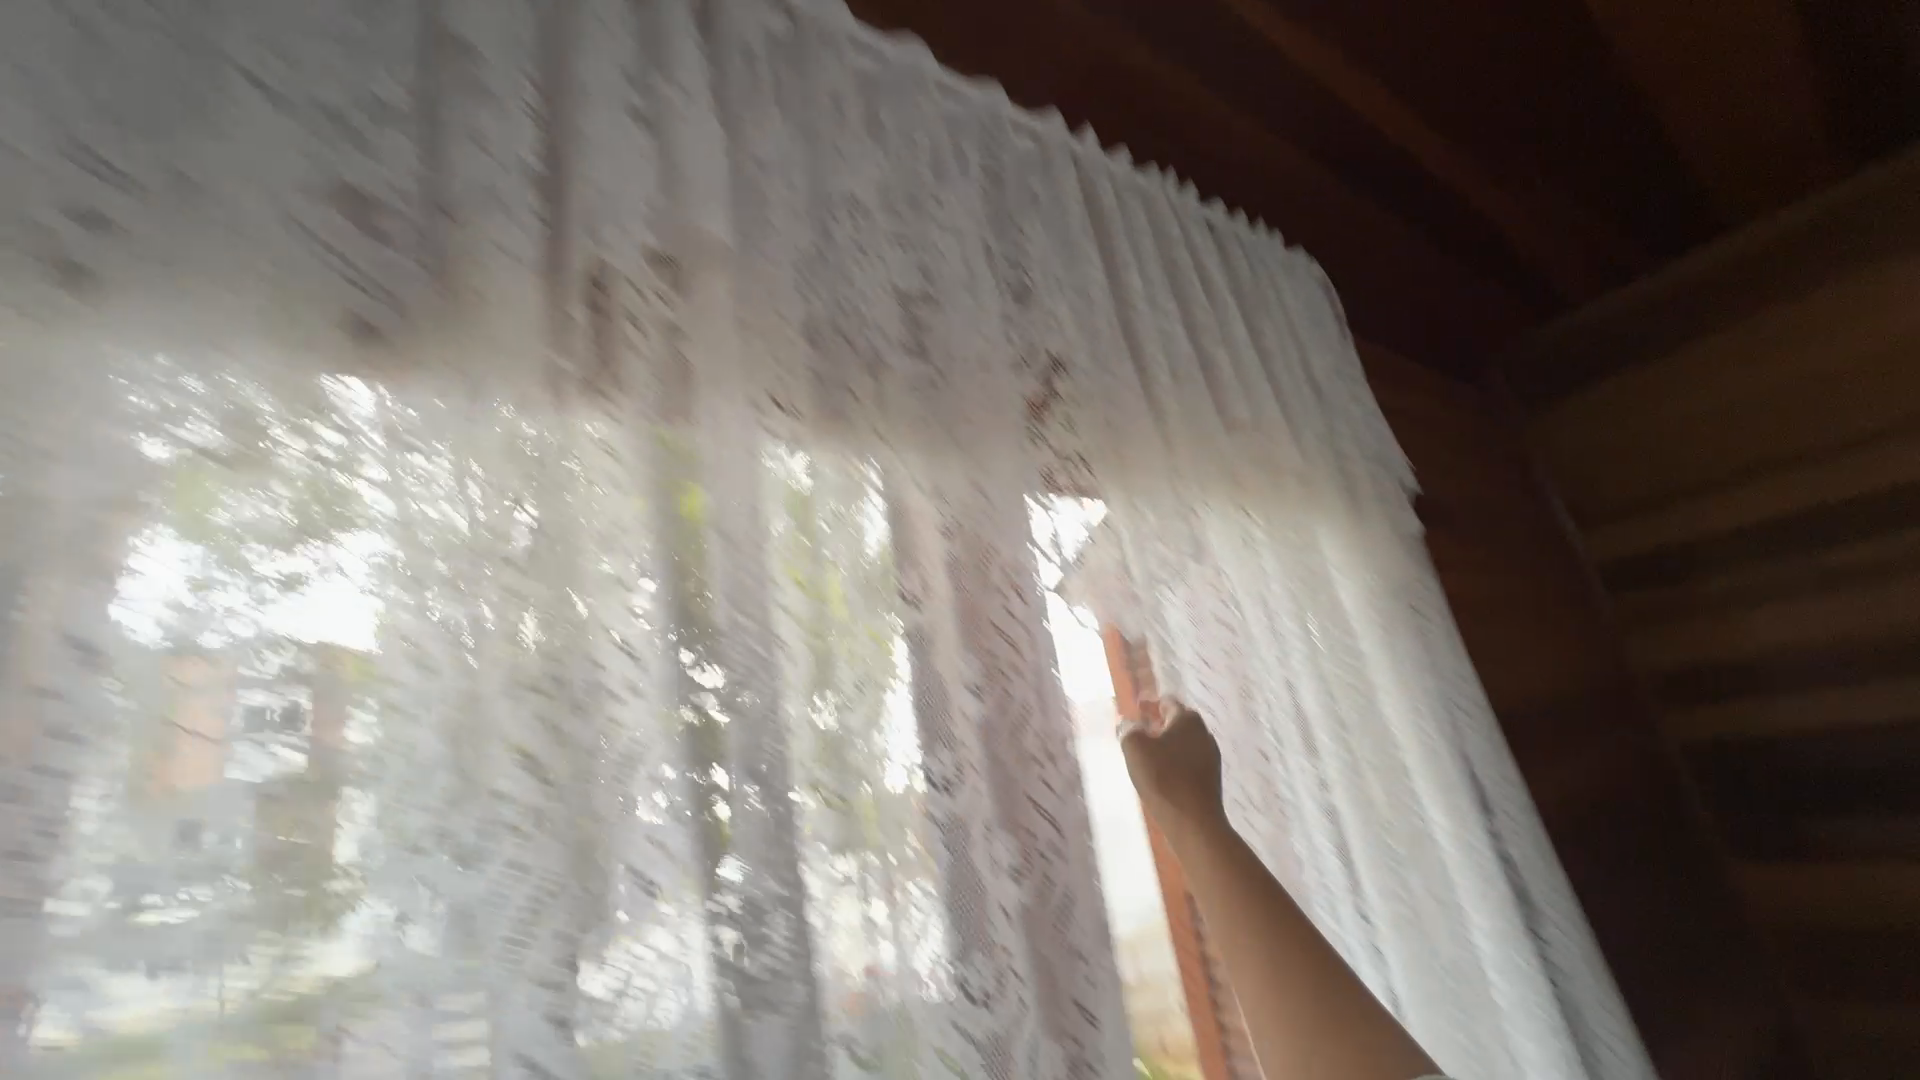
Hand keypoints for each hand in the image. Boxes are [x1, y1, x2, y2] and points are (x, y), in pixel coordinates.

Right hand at [1120, 700, 1225, 838]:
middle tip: (1139, 730)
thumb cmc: (1162, 778)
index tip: (1137, 706)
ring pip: (1184, 743)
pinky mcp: (1210, 780)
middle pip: (1178, 722)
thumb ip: (1128, 729)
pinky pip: (1188, 762)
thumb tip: (1127, 724)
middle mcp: (1204, 734)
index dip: (1150, 703)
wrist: (1193, 822)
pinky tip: (1161, 773)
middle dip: (1158, 723)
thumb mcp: (1135, 747)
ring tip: (1146, 753)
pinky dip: (1174, 762)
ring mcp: (1211, 758)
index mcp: (1188, 720)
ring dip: (1166, 744)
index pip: (1168, 702)